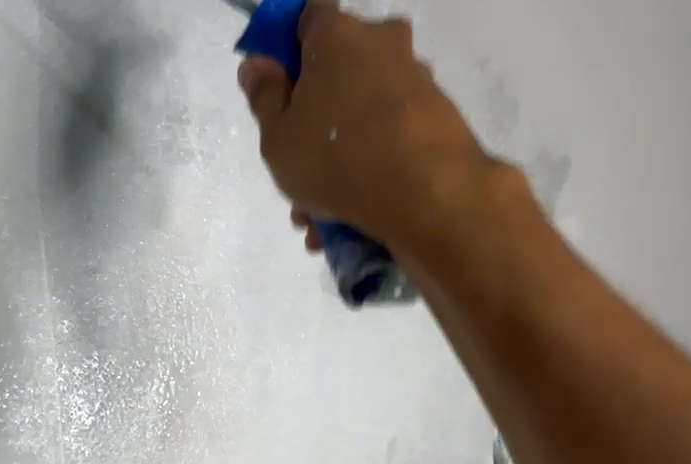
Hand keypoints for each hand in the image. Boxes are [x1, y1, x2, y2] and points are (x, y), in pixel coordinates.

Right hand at [237, 4, 495, 256]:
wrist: (424, 192)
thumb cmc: (334, 157)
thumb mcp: (277, 138)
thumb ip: (264, 98)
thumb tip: (256, 64)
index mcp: (337, 37)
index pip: (309, 15)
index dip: (289, 45)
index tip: (277, 83)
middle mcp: (381, 43)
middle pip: (336, 72)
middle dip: (312, 119)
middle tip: (293, 168)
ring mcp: (413, 78)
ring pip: (359, 115)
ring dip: (336, 158)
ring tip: (317, 215)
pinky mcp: (435, 114)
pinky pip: (385, 139)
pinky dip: (365, 171)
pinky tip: (346, 217)